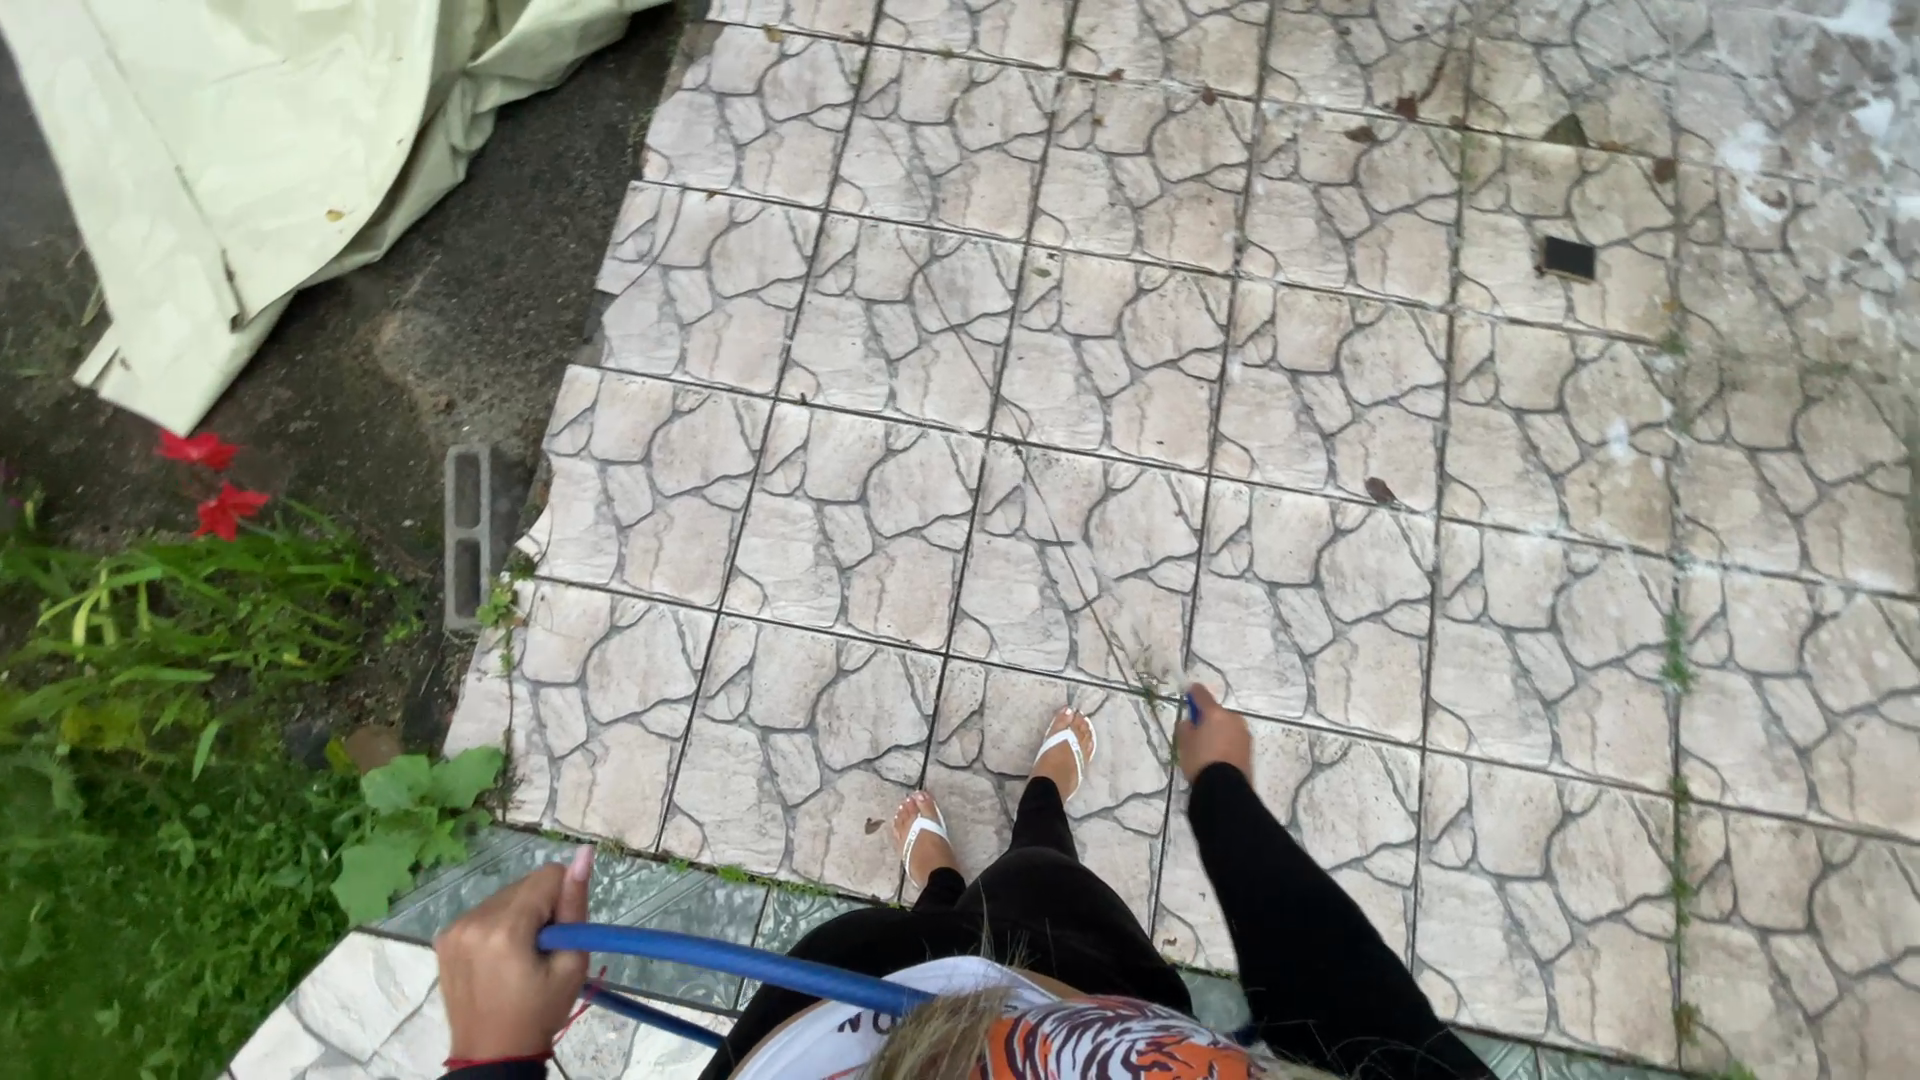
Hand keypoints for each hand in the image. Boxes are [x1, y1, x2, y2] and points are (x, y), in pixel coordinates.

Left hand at [436, 844, 593, 1061]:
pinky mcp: (445, 937)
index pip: (549, 875)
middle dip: (543, 906)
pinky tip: (501, 955)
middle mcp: (473, 920)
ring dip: (522, 913)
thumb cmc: (540, 1011)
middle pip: (527, 884)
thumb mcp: (571, 962)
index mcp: (504, 929)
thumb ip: (575, 904)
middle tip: (543, 948)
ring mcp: (454, 929)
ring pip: (508, 894)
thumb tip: (584, 852)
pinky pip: (488, 909)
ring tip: (522, 954)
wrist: (492, 1055)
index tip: (560, 933)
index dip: (564, 899)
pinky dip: (502, 922)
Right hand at [1175, 684, 1251, 784]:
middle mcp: (1233, 719)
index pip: (1202, 695)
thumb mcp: (1184, 742)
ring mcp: (1244, 734)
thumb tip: (1191, 722)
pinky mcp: (1249, 749)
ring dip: (1218, 730)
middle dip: (1207, 717)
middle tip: (1196, 730)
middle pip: (1217, 713)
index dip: (1193, 692)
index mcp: (1215, 713)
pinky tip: (1218, 755)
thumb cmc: (1200, 760)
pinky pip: (1233, 739)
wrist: (1225, 787)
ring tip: (1208, 747)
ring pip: (1227, 726)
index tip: (1189, 691)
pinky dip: (1226, 742)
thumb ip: (1185, 726)